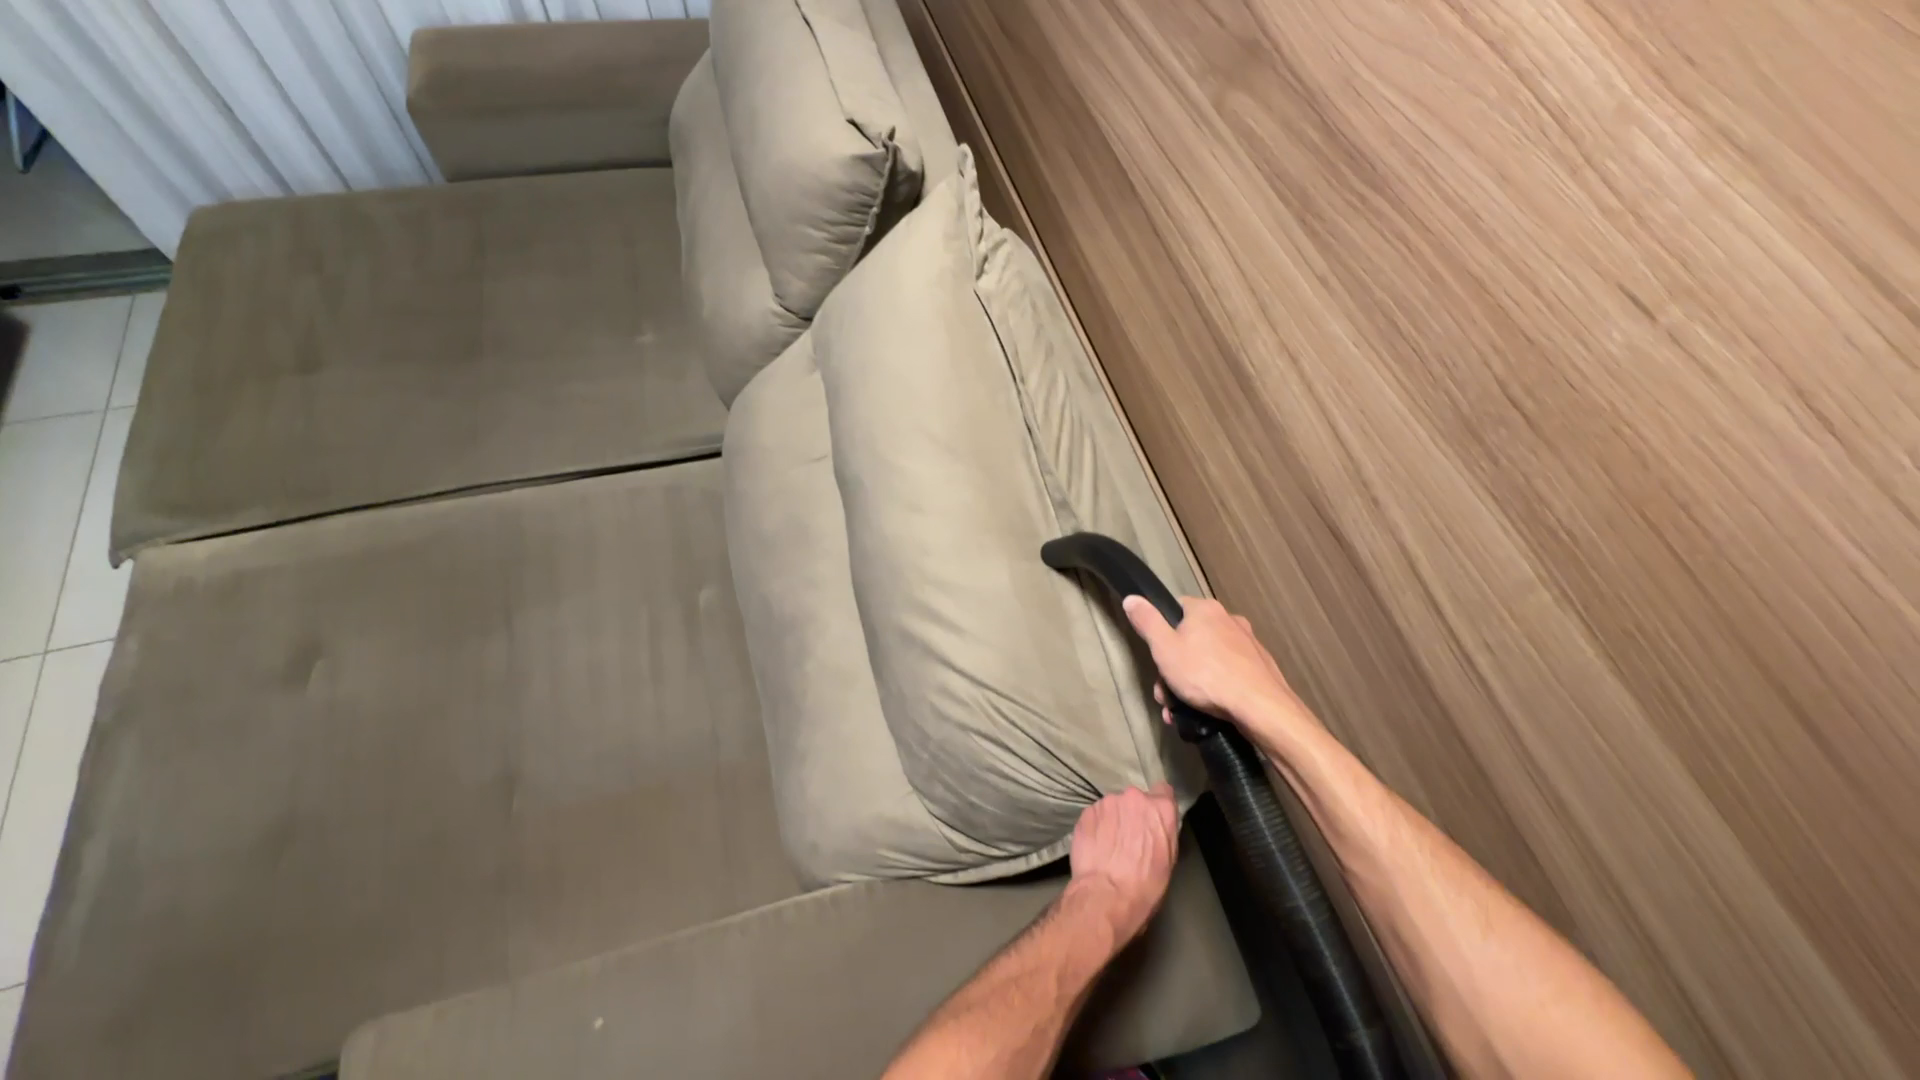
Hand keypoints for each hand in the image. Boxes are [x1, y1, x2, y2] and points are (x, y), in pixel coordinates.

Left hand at [1066, 786, 1179, 941]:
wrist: (1107, 894)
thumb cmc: (1146, 884)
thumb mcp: (1169, 859)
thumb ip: (1163, 832)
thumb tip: (1156, 825)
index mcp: (1160, 809)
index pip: (1163, 791)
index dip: (1157, 805)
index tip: (1151, 818)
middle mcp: (1134, 798)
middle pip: (1134, 800)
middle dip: (1132, 814)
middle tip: (1128, 838)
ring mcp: (1108, 802)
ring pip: (1112, 807)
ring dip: (1112, 820)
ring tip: (1109, 845)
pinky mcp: (1087, 812)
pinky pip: (1095, 815)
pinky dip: (1096, 827)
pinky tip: (1095, 847)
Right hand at [1122, 595, 1319, 747]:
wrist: (1260, 707)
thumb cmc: (1206, 674)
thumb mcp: (1164, 648)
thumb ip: (1147, 622)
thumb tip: (1132, 598)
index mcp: (1205, 610)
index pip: (1176, 608)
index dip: (1161, 632)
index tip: (1157, 658)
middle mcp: (1229, 620)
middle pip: (1191, 639)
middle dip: (1173, 669)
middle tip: (1166, 696)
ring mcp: (1248, 644)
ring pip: (1208, 660)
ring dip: (1191, 684)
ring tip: (1182, 712)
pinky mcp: (1260, 667)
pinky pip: (1227, 674)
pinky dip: (1214, 689)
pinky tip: (1207, 711)